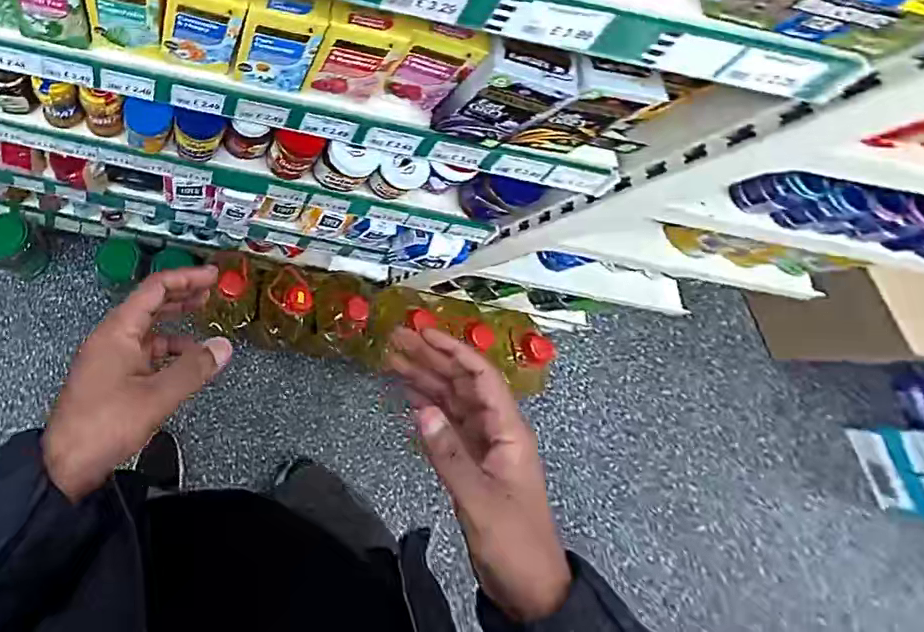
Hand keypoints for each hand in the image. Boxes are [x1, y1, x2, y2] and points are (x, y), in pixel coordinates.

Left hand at [41, 266, 233, 500]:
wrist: (64, 466)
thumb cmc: (103, 425)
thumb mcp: (156, 397)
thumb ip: (193, 369)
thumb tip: (222, 347)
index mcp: (118, 329)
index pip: (156, 288)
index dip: (186, 278)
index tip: (211, 276)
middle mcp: (112, 336)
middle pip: (151, 303)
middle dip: (182, 294)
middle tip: (210, 291)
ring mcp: (109, 356)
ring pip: (148, 327)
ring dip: (175, 321)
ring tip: (200, 319)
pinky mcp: (110, 376)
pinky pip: (143, 350)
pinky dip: (166, 348)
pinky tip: (184, 359)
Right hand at [387, 326, 570, 622]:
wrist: (530, 591)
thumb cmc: (514, 542)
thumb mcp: (480, 499)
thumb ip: (449, 454)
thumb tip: (420, 409)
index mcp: (509, 430)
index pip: (481, 376)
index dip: (454, 350)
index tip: (425, 333)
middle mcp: (495, 429)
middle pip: (461, 382)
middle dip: (431, 358)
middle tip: (398, 339)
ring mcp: (482, 445)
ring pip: (451, 400)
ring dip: (425, 378)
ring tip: (394, 359)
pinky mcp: (471, 462)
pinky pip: (446, 423)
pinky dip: (427, 406)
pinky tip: (408, 395)